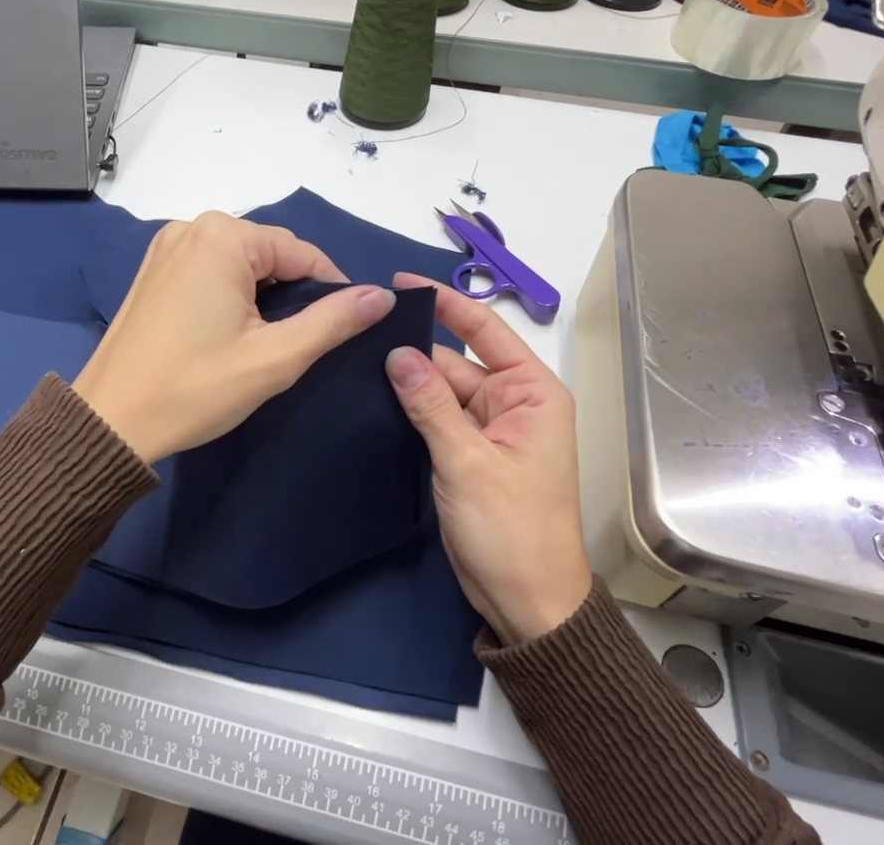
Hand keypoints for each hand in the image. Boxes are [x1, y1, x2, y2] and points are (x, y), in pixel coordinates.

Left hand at [73, 212, 396, 462]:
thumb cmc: (194, 389)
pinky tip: (230, 332)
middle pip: (270, 253)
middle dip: (293, 293)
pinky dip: (231, 294)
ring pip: (240, 263)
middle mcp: (192, 227)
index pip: (302, 253)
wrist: (111, 421)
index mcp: (223, 236)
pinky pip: (210, 270)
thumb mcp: (274, 358)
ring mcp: (166, 247)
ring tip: (265, 342)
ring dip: (263, 295)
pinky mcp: (153, 270)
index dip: (332, 290)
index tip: (344, 329)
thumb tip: (382, 295)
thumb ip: (332, 321)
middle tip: (297, 344)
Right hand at [384, 273, 590, 643]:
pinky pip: (436, 419)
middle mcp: (511, 402)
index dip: (445, 304)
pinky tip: (371, 396)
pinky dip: (410, 410)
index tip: (400, 283)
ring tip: (352, 356)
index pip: (485, 332)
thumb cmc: (511, 528)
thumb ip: (430, 404)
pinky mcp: (466, 455)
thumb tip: (396, 351)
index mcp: (531, 392)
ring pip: (440, 391)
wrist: (526, 600)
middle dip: (413, 349)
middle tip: (357, 329)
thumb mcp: (467, 462)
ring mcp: (487, 430)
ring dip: (407, 381)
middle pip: (455, 361)